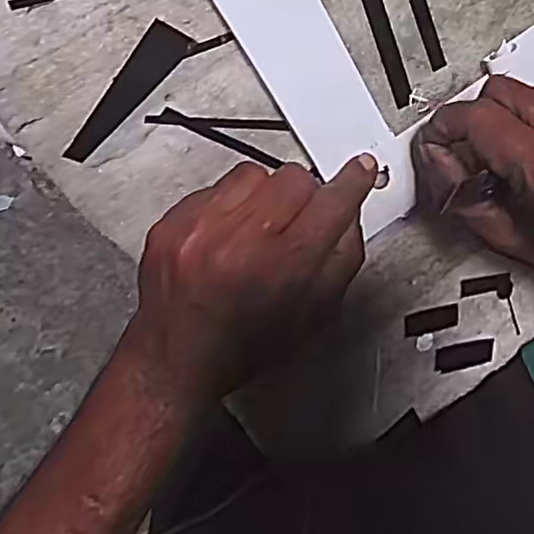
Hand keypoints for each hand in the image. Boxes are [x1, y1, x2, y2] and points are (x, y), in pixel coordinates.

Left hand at [127, 155, 376, 399]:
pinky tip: (226, 236)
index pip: (333, 202)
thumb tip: (351, 209)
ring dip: (264, 196)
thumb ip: (343, 256)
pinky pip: (217, 186)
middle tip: (294, 224)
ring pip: (257, 173)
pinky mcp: (173, 222)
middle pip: (296, 178)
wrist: (174, 365)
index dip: (353, 181)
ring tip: (255, 231)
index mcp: (281, 268)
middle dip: (304, 197)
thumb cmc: (243, 347)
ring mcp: (201, 229)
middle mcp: (239, 243)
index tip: (360, 168)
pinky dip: (228, 205)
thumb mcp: (313, 314)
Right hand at [412, 77, 533, 299]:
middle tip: (485, 152)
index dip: (449, 125)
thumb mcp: (511, 238)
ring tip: (526, 153)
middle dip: (481, 119)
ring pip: (526, 88)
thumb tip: (436, 154)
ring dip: (513, 115)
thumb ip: (460, 192)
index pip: (481, 119)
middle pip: (500, 92)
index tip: (441, 135)